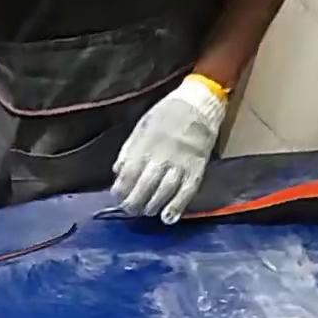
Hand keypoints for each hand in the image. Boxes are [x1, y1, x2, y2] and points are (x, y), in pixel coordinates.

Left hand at [111, 74, 226, 223]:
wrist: (200, 100)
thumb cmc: (165, 115)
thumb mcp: (141, 127)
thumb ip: (128, 151)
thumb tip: (117, 172)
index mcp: (145, 147)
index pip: (127, 177)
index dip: (119, 192)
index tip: (118, 197)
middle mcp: (162, 157)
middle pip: (143, 188)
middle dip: (133, 203)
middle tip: (130, 209)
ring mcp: (181, 163)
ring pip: (163, 192)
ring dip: (152, 206)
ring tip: (146, 211)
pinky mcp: (197, 167)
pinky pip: (187, 190)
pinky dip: (177, 206)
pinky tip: (168, 218)